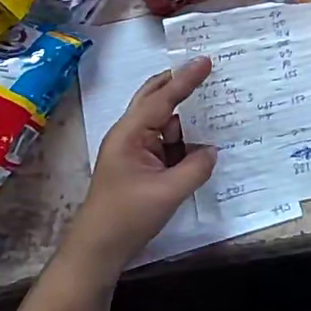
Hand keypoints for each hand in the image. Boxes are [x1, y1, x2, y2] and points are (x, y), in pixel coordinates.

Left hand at [60, 57, 216, 276]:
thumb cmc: (127, 218)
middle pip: (155, 98)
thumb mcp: (168, 193)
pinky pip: (165, 142)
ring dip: (184, 117)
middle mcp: (129, 134)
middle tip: (205, 70)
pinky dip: (182, 139)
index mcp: (130, 134)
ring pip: (163, 122)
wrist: (97, 250)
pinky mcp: (139, 165)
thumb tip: (211, 150)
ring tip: (213, 108)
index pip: (163, 98)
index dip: (185, 79)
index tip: (206, 60)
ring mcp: (133, 149)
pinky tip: (201, 143)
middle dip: (178, 84)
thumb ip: (196, 168)